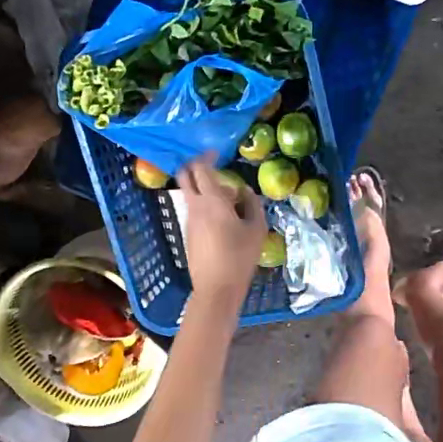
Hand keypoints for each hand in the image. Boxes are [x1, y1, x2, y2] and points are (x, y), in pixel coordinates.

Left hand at [176, 154, 264, 301]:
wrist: (216, 288)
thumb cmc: (240, 257)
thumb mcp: (257, 229)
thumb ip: (252, 204)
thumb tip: (244, 190)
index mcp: (212, 200)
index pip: (200, 168)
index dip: (206, 157)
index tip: (216, 153)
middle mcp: (195, 206)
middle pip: (185, 176)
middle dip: (194, 166)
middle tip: (211, 166)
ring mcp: (189, 219)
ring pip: (190, 193)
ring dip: (204, 188)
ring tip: (230, 200)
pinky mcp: (188, 233)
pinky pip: (194, 209)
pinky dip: (205, 204)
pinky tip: (224, 218)